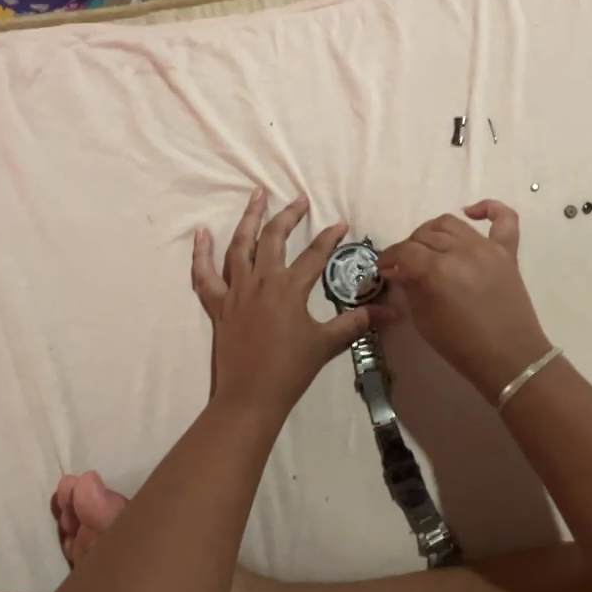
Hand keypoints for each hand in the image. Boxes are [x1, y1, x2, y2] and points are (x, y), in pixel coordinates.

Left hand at [191, 188, 379, 415]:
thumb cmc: (291, 369)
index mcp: (289, 288)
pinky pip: (204, 275)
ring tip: (256, 195)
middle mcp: (261, 281)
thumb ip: (356, 322)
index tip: (342, 224)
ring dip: (249, 218)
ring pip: (240, 245)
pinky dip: (201, 253)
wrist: (250, 396)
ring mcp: (235, 291)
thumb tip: (390, 312)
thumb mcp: (327, 343)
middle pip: (274, 238)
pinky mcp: (217, 304)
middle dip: (288, 215)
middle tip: (299, 199)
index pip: (315, 254)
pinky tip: (201, 233)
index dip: (330, 237)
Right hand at [377, 201, 553, 401]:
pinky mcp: (507, 252)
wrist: (510, 359)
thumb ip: (409, 287)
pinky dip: (489, 208)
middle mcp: (461, 251)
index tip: (383, 268)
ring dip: (434, 231)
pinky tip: (471, 212)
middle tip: (406, 264)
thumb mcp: (423, 320)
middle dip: (409, 247)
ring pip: (452, 223)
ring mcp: (487, 248)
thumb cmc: (461, 346)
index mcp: (437, 270)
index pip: (404, 251)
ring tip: (429, 247)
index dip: (388, 257)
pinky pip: (504, 219)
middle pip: (425, 234)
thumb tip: (398, 269)